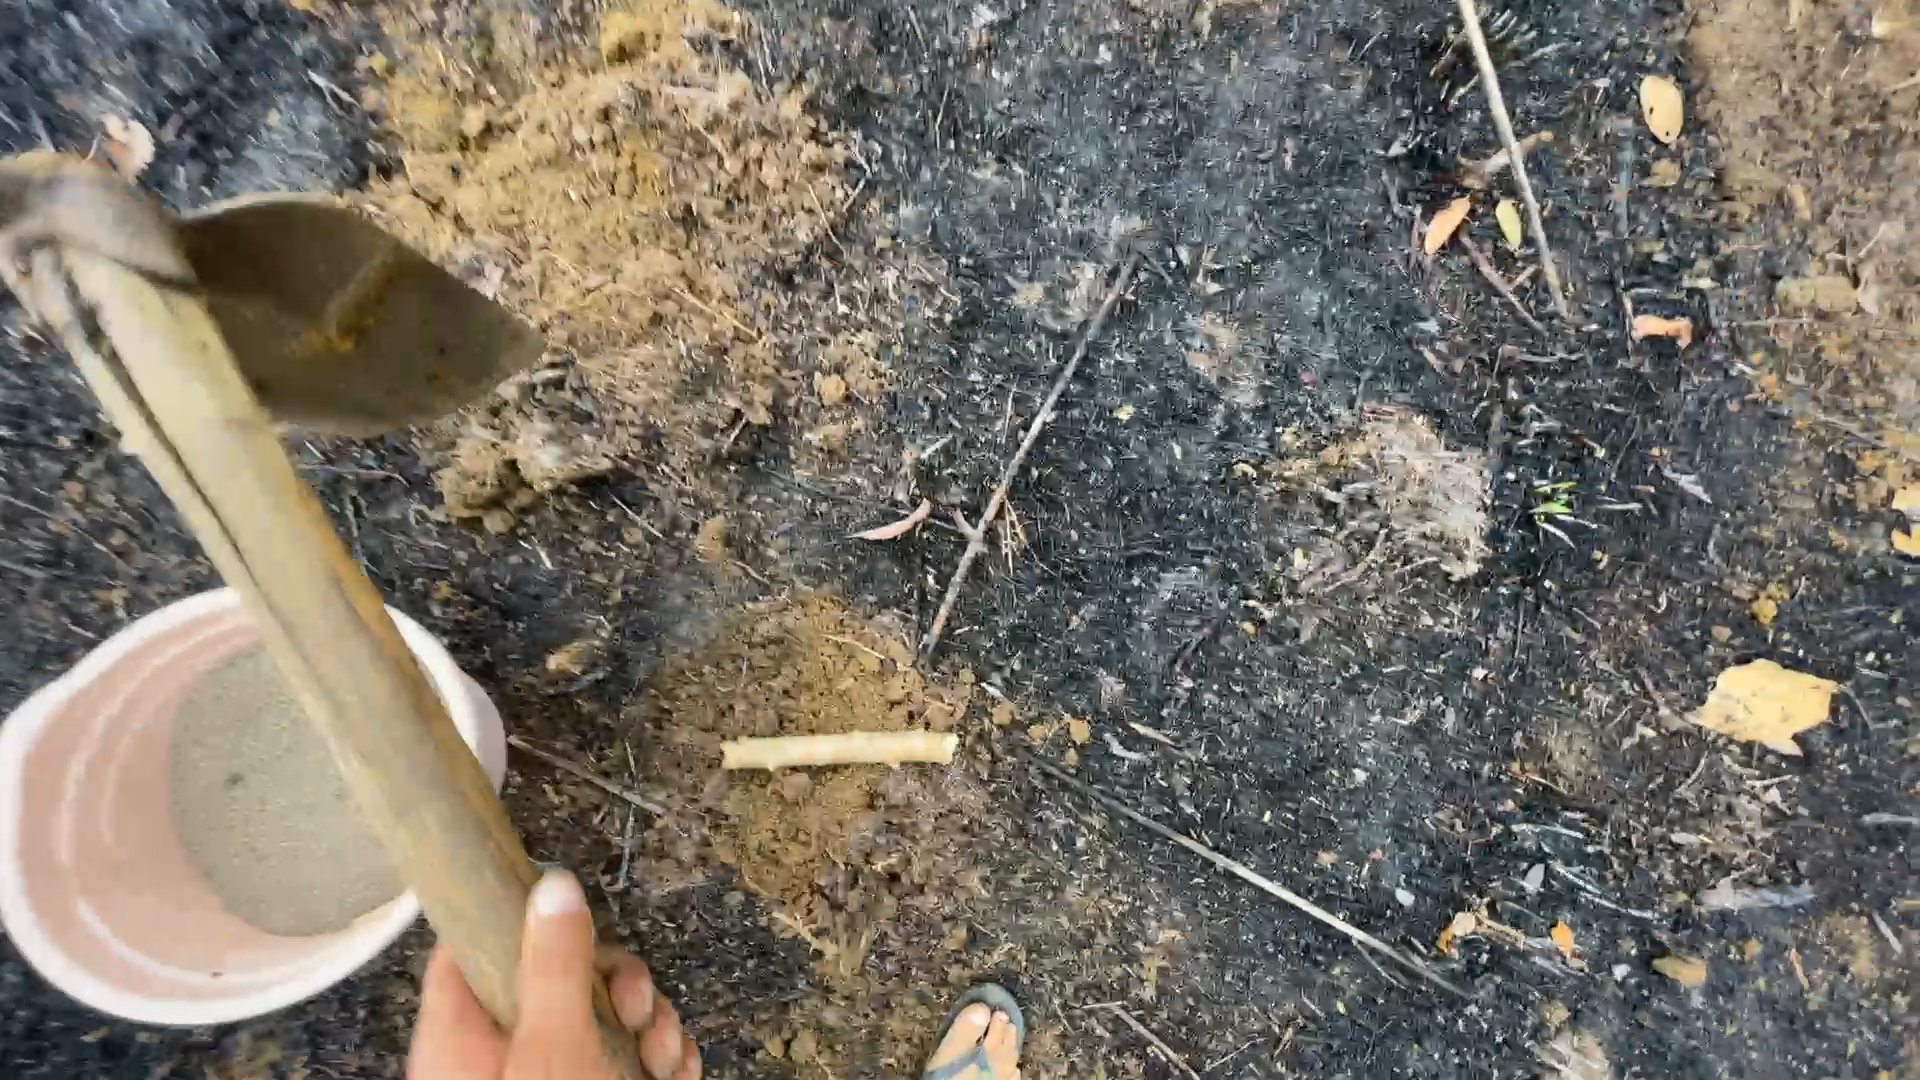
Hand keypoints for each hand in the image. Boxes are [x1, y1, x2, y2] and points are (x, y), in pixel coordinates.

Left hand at [408, 870, 699, 1079]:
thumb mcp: (552, 1047)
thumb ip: (555, 962)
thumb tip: (553, 878)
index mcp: (461, 1037)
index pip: (466, 947)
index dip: (512, 909)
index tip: (569, 894)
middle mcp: (499, 1050)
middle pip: (556, 974)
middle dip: (617, 981)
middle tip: (640, 1003)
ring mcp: (544, 1074)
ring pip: (600, 1012)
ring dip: (648, 1020)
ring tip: (665, 1055)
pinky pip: (621, 1052)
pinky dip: (653, 1054)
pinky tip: (674, 1070)